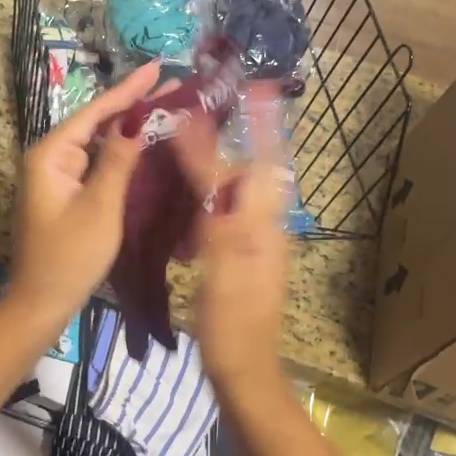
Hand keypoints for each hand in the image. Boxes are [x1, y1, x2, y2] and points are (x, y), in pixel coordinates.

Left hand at [6, 61, 160, 329]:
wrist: (42, 302)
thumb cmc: (71, 256)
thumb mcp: (101, 206)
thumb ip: (119, 160)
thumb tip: (137, 119)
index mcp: (50, 155)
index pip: (95, 112)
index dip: (129, 90)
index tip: (160, 67)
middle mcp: (48, 158)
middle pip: (95, 123)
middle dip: (133, 105)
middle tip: (174, 86)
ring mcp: (55, 177)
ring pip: (96, 143)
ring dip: (129, 127)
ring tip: (166, 106)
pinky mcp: (64, 194)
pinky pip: (95, 163)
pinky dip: (120, 152)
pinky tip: (144, 143)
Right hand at [185, 85, 290, 390]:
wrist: (244, 370)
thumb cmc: (231, 319)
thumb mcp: (224, 259)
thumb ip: (216, 208)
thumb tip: (213, 158)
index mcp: (261, 224)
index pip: (259, 161)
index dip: (260, 123)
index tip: (255, 85)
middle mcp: (264, 228)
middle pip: (254, 173)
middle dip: (245, 137)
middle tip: (222, 108)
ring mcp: (254, 246)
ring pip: (242, 193)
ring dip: (226, 164)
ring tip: (199, 143)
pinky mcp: (239, 261)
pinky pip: (229, 215)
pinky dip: (213, 196)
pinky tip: (191, 199)